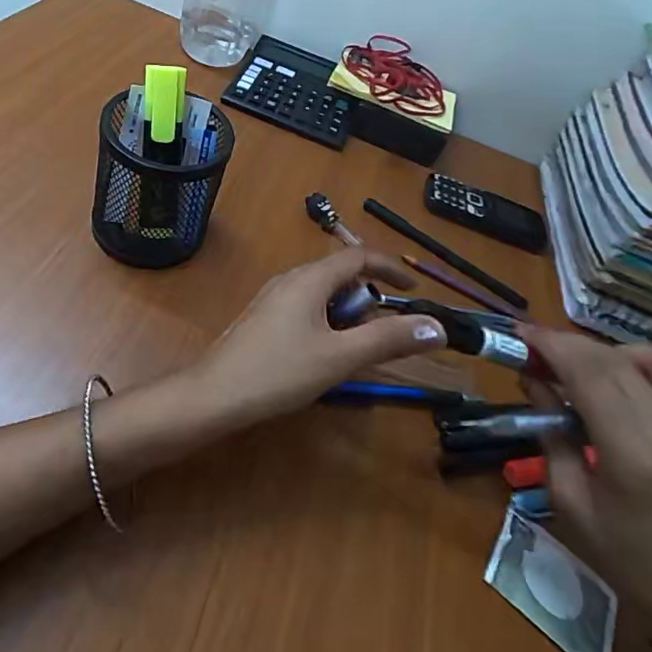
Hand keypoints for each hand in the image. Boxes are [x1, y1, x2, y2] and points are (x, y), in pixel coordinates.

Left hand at [194, 249, 444, 424]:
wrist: (215, 394)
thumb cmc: (279, 371)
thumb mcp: (340, 357)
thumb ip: (388, 339)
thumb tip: (436, 326)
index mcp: (308, 280)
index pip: (357, 257)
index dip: (390, 268)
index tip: (415, 289)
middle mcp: (288, 281)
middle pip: (338, 275)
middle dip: (368, 298)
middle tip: (386, 332)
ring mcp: (270, 300)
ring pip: (321, 295)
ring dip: (347, 314)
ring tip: (357, 349)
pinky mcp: (261, 320)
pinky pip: (304, 310)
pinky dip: (326, 323)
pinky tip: (324, 356)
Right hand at [521, 328, 651, 651]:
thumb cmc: (625, 559)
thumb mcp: (568, 498)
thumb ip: (552, 433)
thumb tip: (535, 380)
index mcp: (638, 456)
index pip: (594, 374)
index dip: (552, 345)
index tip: (518, 334)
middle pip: (623, 361)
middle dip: (573, 345)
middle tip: (537, 348)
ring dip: (620, 353)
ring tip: (588, 370)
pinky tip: (627, 386)